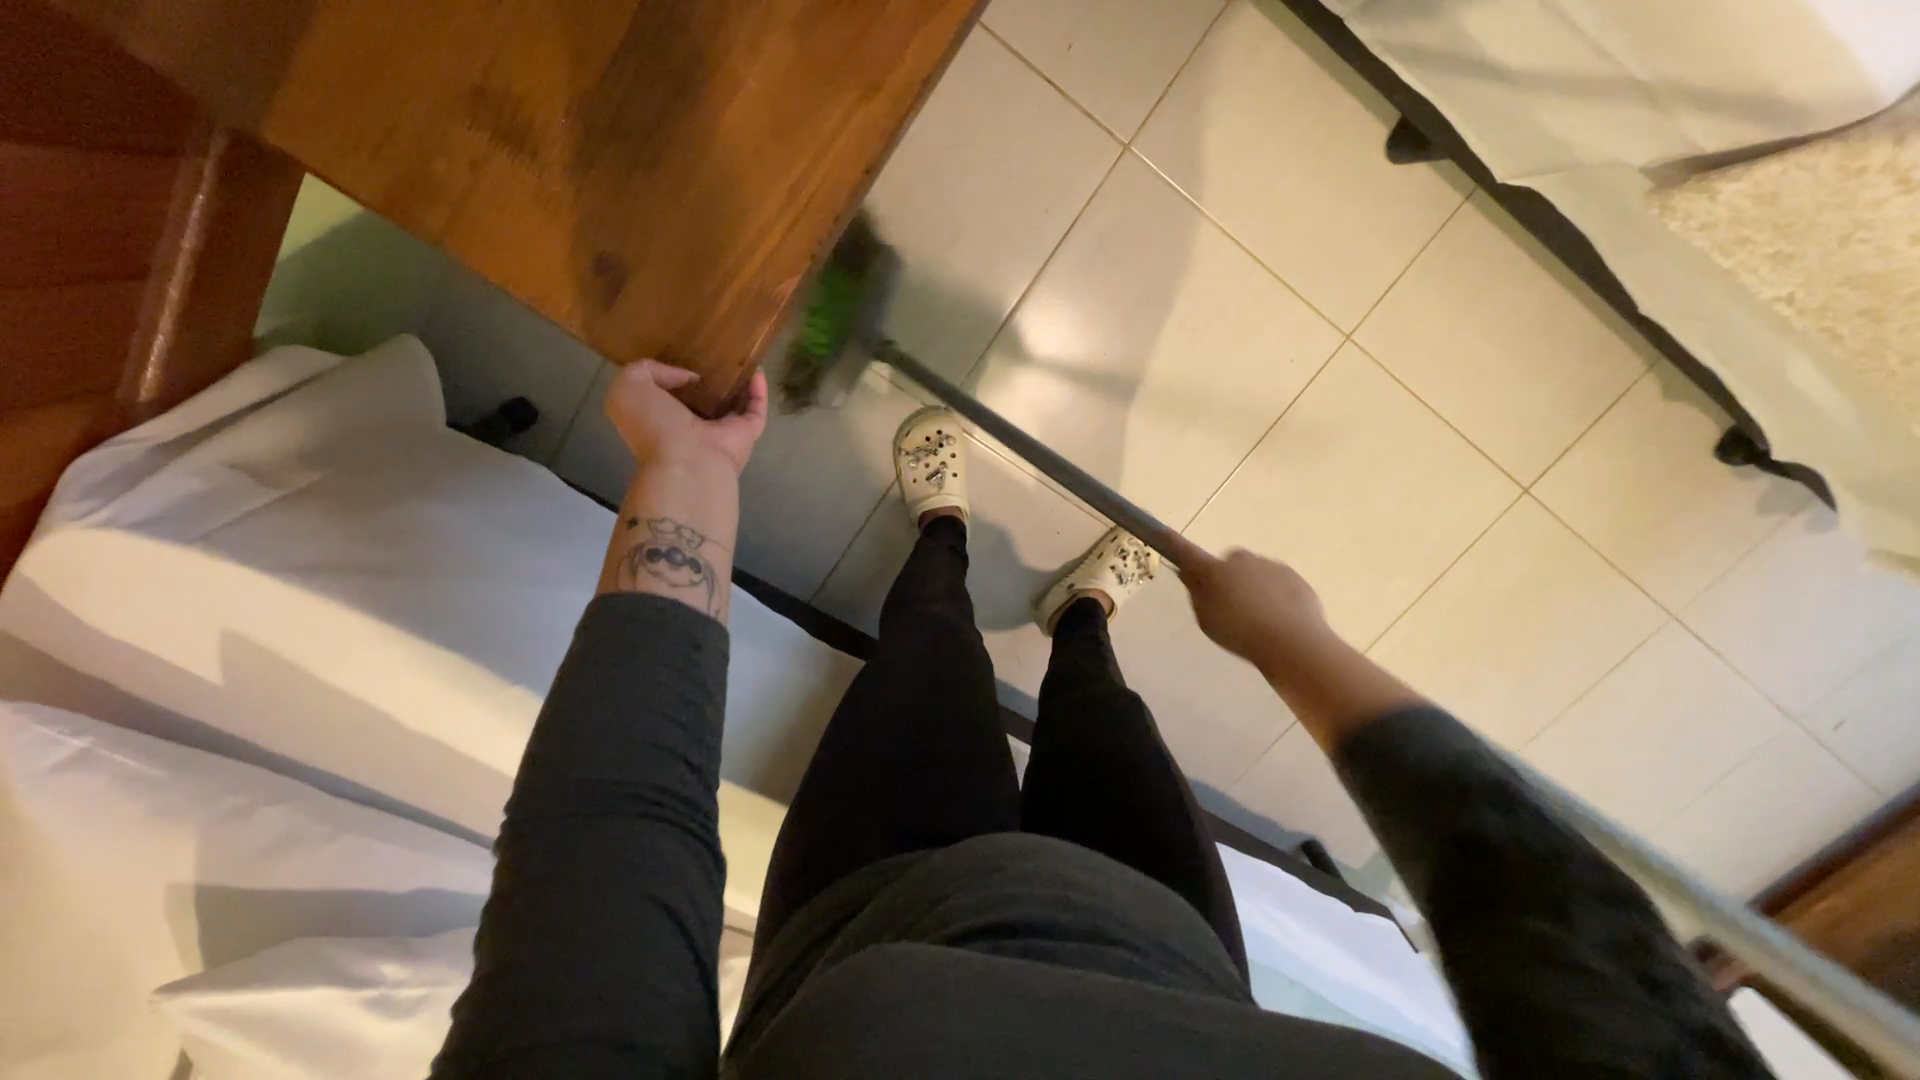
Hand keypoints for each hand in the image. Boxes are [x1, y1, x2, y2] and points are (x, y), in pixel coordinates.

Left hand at [605, 361, 768, 474]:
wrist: (686, 459)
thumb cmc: (653, 424)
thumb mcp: (627, 387)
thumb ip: (645, 369)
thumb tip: (686, 377)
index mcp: (660, 419)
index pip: (668, 395)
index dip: (672, 375)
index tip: (680, 357)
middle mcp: (691, 427)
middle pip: (703, 400)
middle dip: (709, 380)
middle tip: (715, 354)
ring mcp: (721, 432)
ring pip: (733, 404)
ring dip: (739, 384)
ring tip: (741, 359)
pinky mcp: (746, 433)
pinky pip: (755, 409)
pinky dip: (759, 391)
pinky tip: (757, 371)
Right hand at [1165, 535, 1330, 670]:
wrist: (1291, 640)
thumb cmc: (1239, 633)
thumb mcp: (1206, 619)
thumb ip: (1196, 593)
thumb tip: (1188, 572)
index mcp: (1214, 570)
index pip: (1188, 553)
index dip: (1173, 542)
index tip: (1161, 531)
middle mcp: (1241, 560)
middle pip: (1229, 562)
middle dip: (1228, 577)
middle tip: (1230, 605)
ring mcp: (1270, 565)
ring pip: (1254, 571)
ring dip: (1252, 586)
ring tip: (1258, 618)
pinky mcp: (1293, 576)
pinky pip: (1276, 581)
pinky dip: (1274, 593)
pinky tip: (1277, 617)